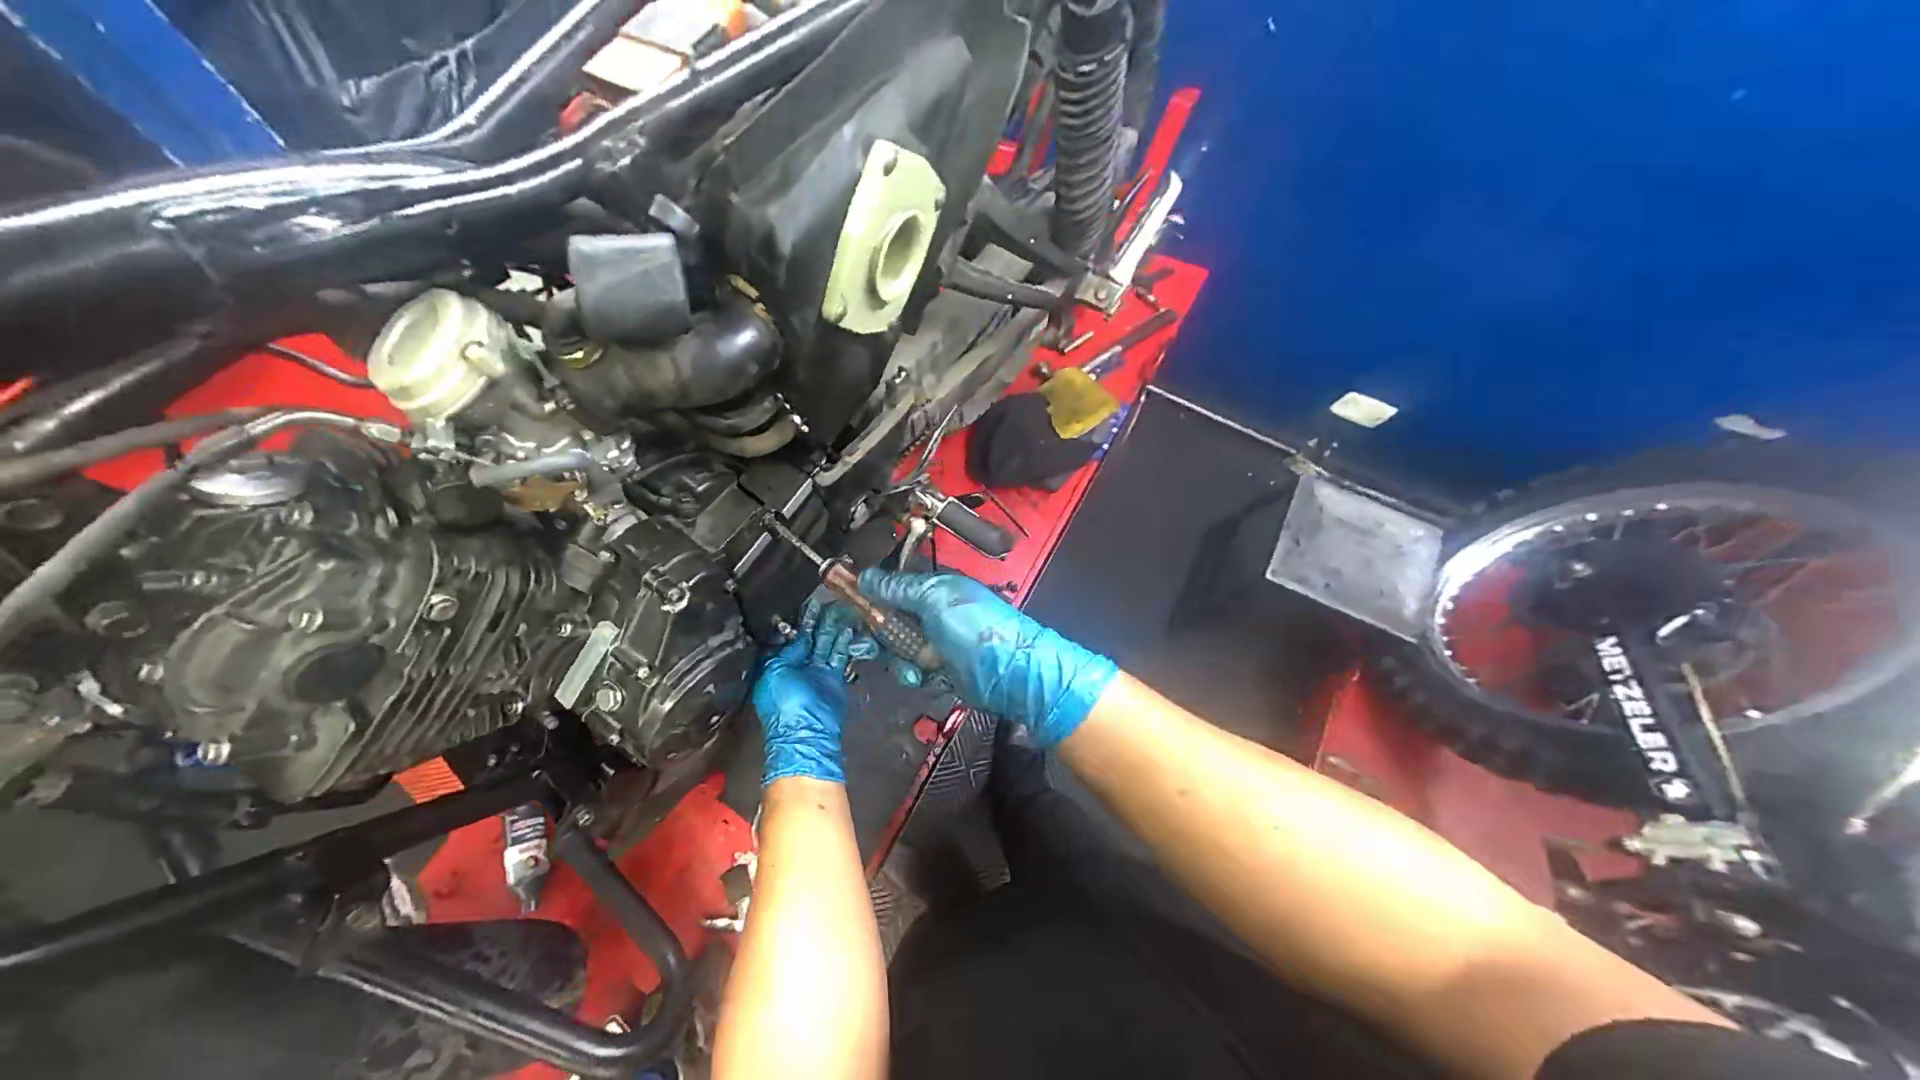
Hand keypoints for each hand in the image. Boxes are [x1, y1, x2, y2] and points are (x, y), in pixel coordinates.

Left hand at [751, 598, 878, 784]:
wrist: (807, 732)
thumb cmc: (784, 704)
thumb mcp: (775, 670)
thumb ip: (788, 650)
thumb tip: (799, 635)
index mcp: (777, 665)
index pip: (789, 638)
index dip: (797, 621)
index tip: (805, 604)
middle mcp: (798, 667)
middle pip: (809, 638)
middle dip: (817, 621)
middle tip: (825, 601)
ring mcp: (817, 672)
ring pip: (826, 643)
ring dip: (831, 627)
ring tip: (839, 609)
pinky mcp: (834, 678)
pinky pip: (839, 655)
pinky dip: (843, 642)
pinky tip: (847, 628)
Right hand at [858, 569, 1117, 747]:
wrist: (1013, 675)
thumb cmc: (981, 630)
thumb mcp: (936, 599)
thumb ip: (899, 587)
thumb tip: (867, 576)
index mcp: (936, 588)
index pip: (893, 586)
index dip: (871, 595)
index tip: (852, 604)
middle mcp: (936, 613)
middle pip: (891, 619)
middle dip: (880, 632)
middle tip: (874, 642)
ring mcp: (939, 642)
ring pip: (899, 648)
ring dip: (899, 658)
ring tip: (913, 664)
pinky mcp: (943, 670)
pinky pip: (914, 670)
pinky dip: (915, 675)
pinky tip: (923, 676)